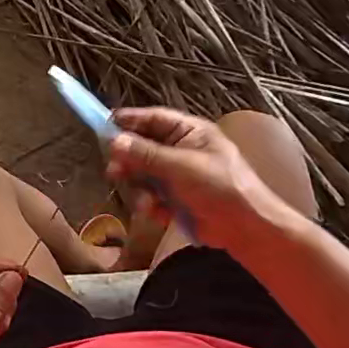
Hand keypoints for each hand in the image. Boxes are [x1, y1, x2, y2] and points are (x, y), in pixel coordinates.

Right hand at [106, 107, 287, 248]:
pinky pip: (152, 197)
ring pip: (144, 176)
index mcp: (190, 133)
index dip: (129, 121)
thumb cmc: (220, 187)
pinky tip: (158, 213)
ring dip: (141, 189)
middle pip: (143, 149)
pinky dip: (152, 206)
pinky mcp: (176, 200)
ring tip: (145, 201)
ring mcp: (179, 177)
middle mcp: (182, 151)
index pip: (153, 119)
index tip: (103, 125)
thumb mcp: (180, 166)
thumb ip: (146, 154)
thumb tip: (114, 141)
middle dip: (130, 162)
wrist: (245, 228)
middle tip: (114, 170)